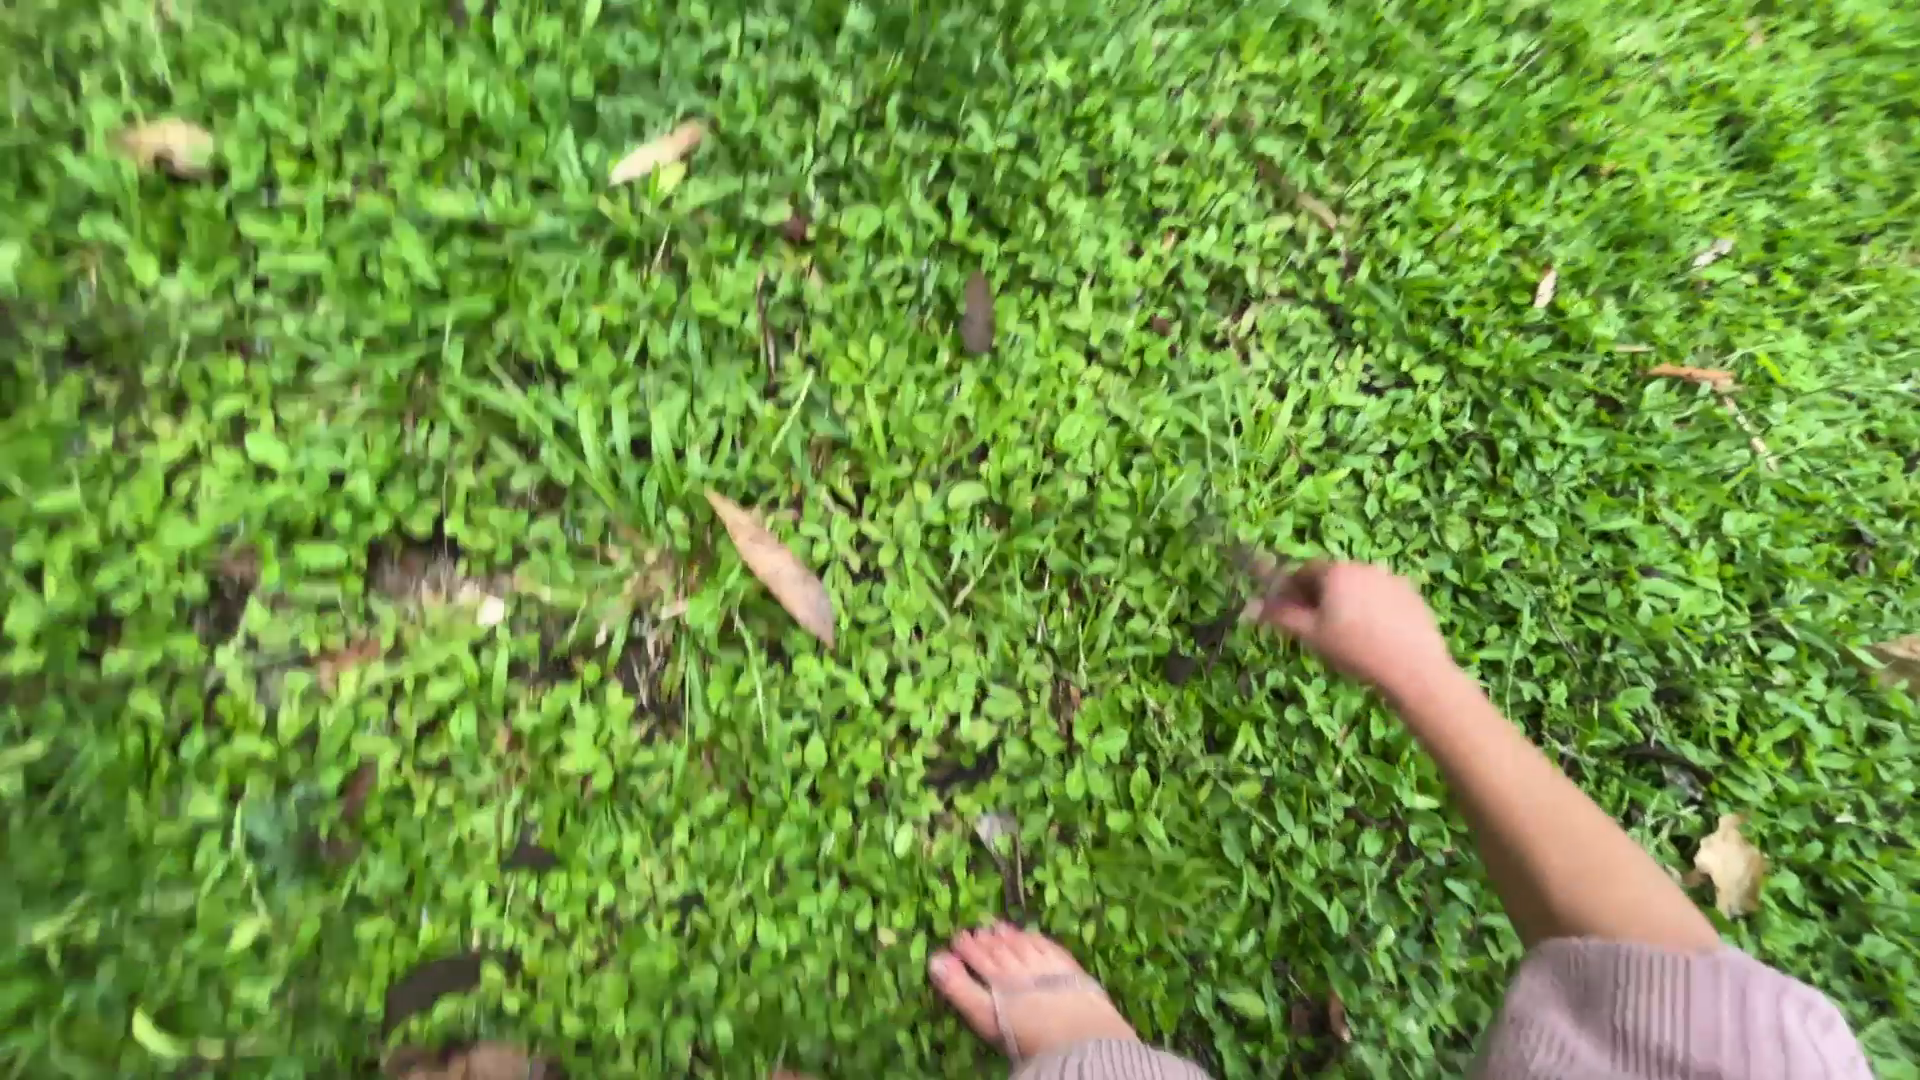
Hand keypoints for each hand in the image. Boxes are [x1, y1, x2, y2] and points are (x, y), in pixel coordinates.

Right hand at [1252, 561, 1455, 696]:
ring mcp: (1391, 579)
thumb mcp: (1310, 634)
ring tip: (1348, 634)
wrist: (1414, 669)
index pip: (1303, 571)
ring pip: (1357, 586)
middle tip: (1317, 626)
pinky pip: (1382, 596)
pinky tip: (1374, 635)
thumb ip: (1280, 616)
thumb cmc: (1354, 649)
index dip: (1292, 590)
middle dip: (1319, 596)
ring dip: (1346, 601)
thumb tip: (1248, 607)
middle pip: (1331, 577)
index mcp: (1335, 571)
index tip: (1290, 613)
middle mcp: (1364, 566)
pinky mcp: (1412, 595)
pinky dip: (1372, 609)